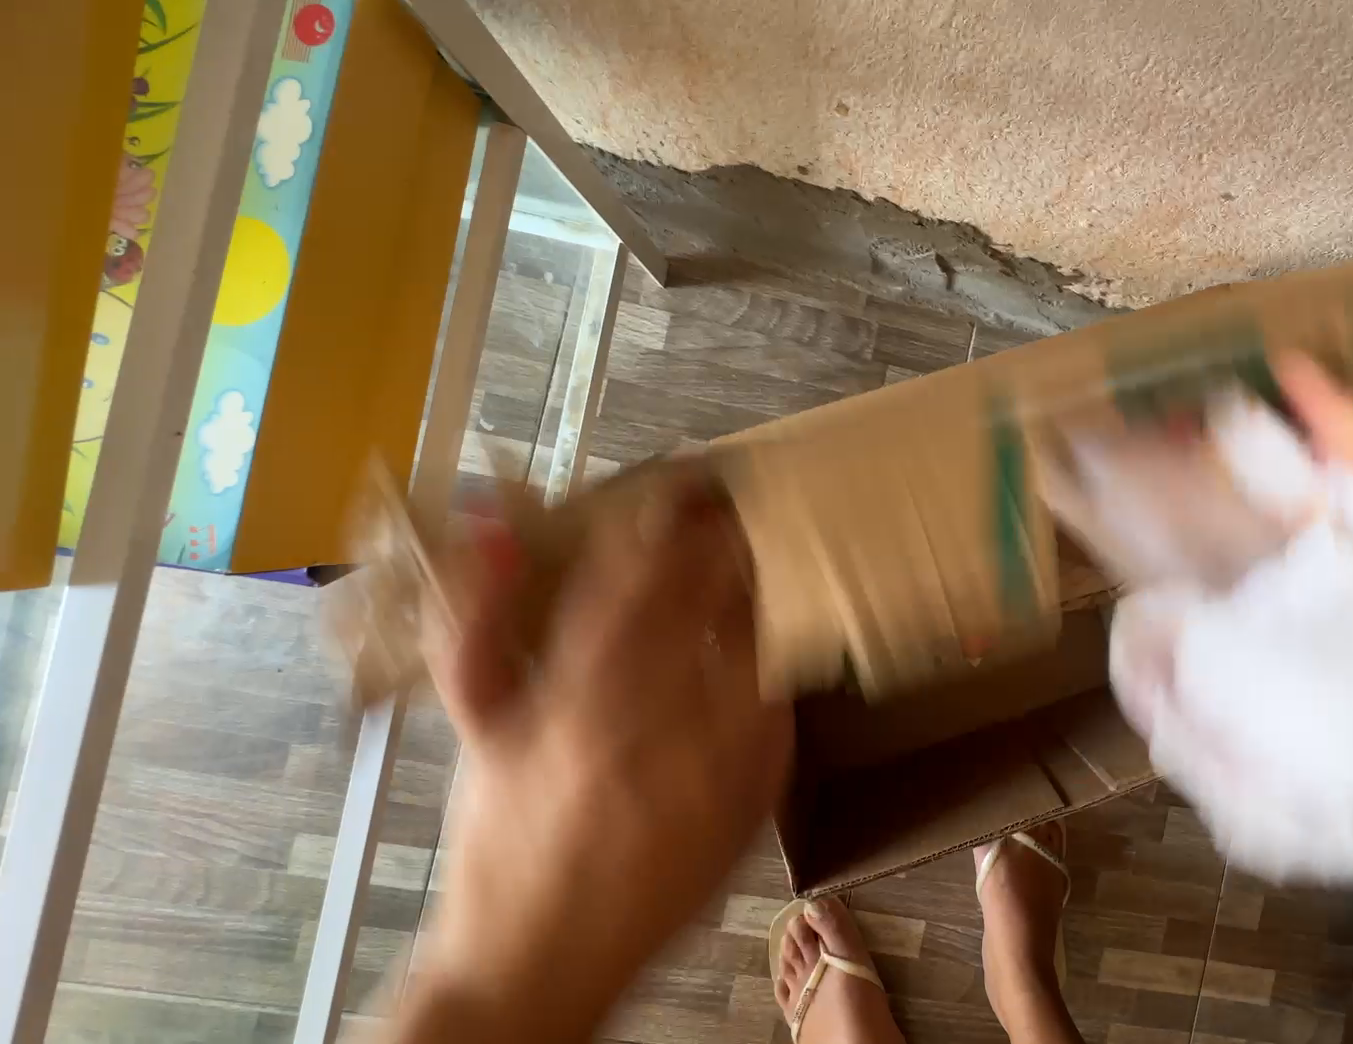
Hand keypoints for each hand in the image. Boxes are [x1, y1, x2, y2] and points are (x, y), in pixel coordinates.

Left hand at [391, 487, 792, 1041]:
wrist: (536, 960)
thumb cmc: (653, 890)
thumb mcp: (740, 815)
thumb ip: (764, 731)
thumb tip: (768, 654)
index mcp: (704, 747)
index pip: (740, 635)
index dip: (750, 580)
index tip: (758, 545)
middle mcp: (631, 719)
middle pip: (674, 603)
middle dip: (701, 541)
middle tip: (719, 498)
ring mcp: (550, 717)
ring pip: (599, 608)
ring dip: (637, 543)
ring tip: (665, 499)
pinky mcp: (488, 725)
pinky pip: (479, 653)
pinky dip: (484, 590)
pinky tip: (495, 531)